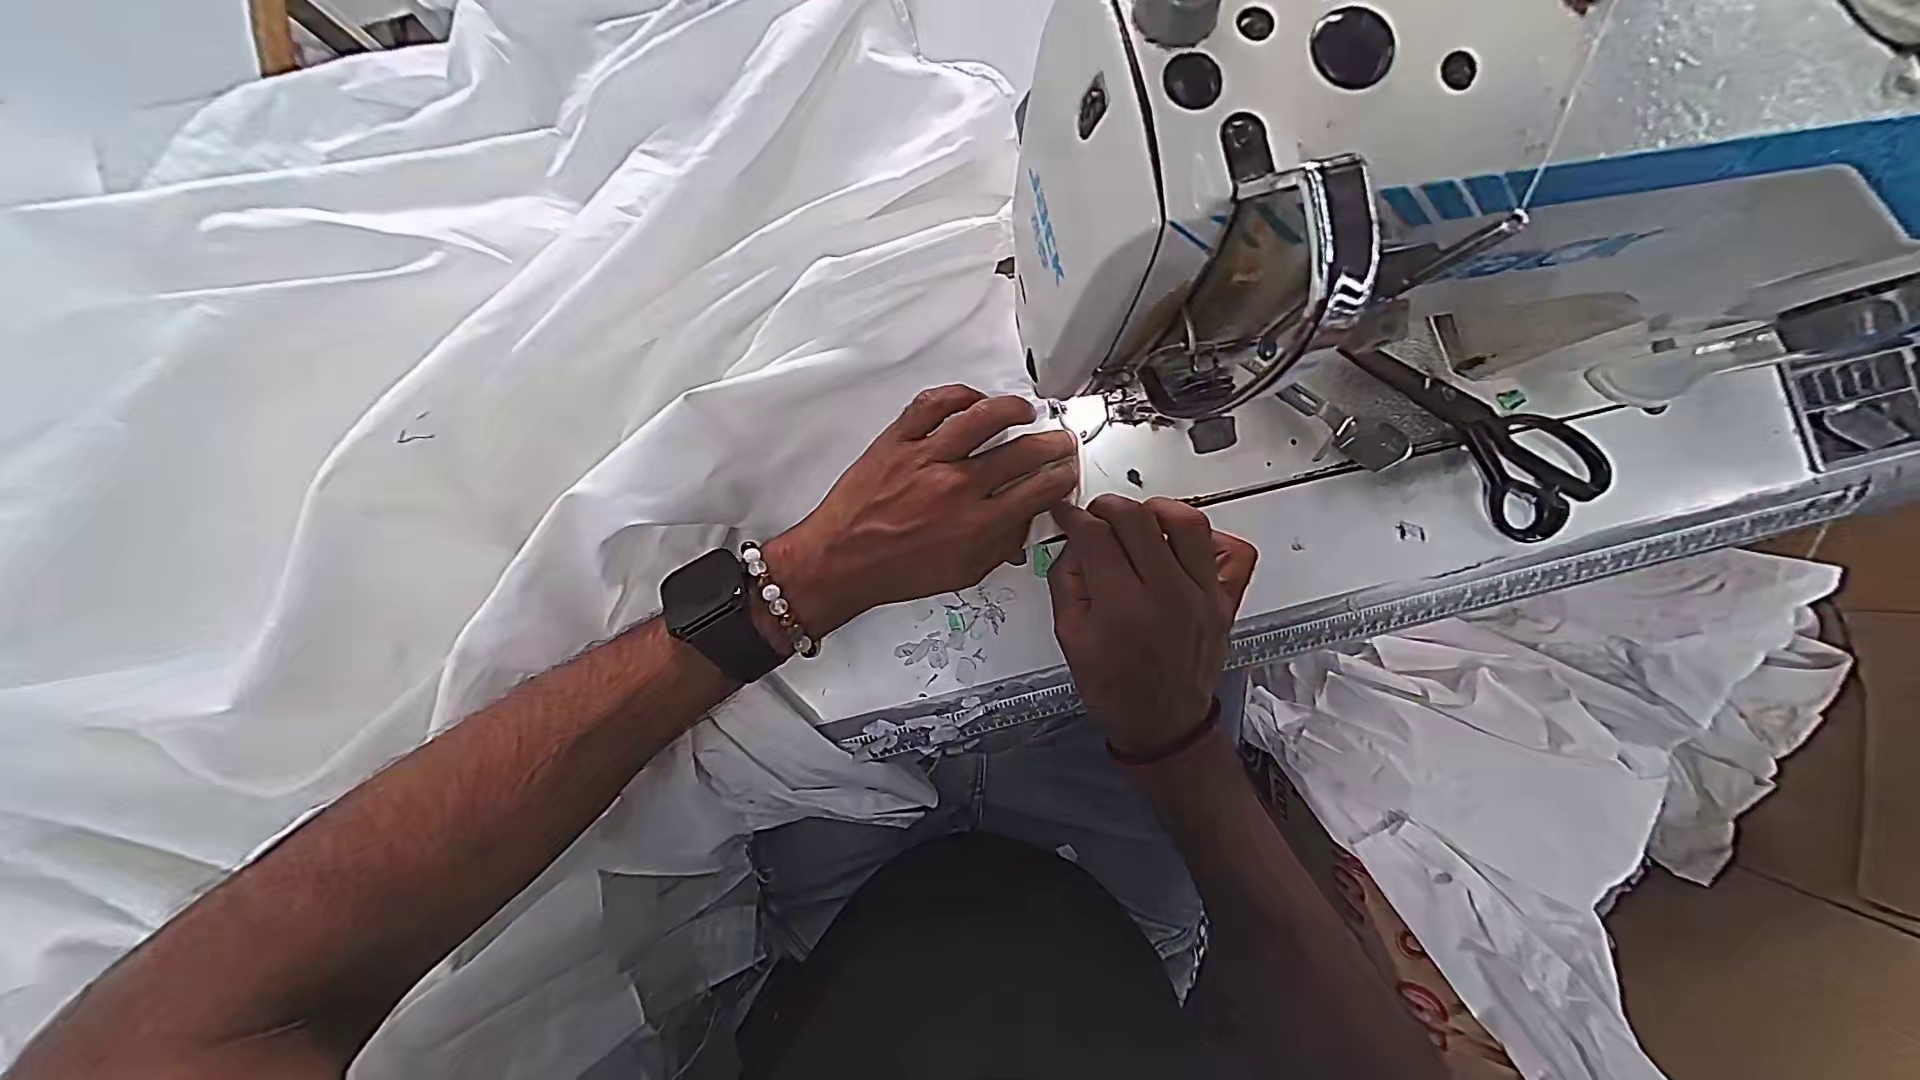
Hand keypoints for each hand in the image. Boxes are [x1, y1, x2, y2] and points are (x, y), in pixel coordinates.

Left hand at [763, 385, 1078, 637]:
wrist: (840, 561)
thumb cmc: (893, 570)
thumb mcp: (962, 572)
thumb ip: (1000, 545)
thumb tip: (1025, 522)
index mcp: (976, 524)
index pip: (1039, 490)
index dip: (1062, 477)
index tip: (1065, 472)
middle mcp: (955, 487)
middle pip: (1022, 452)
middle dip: (1052, 444)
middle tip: (1057, 441)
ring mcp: (926, 459)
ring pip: (983, 417)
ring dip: (1014, 409)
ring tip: (1023, 411)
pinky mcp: (898, 441)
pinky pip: (933, 404)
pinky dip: (959, 395)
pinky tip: (972, 400)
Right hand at [1047, 495, 1256, 756]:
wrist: (1161, 723)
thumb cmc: (1116, 689)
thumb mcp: (1070, 635)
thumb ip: (1066, 581)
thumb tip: (1073, 543)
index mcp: (1121, 607)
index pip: (1094, 535)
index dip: (1073, 517)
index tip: (1068, 514)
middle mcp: (1167, 596)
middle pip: (1137, 519)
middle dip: (1107, 507)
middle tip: (1097, 516)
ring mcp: (1202, 597)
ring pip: (1187, 522)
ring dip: (1156, 510)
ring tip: (1140, 519)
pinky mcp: (1225, 601)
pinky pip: (1233, 552)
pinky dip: (1211, 538)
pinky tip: (1184, 545)